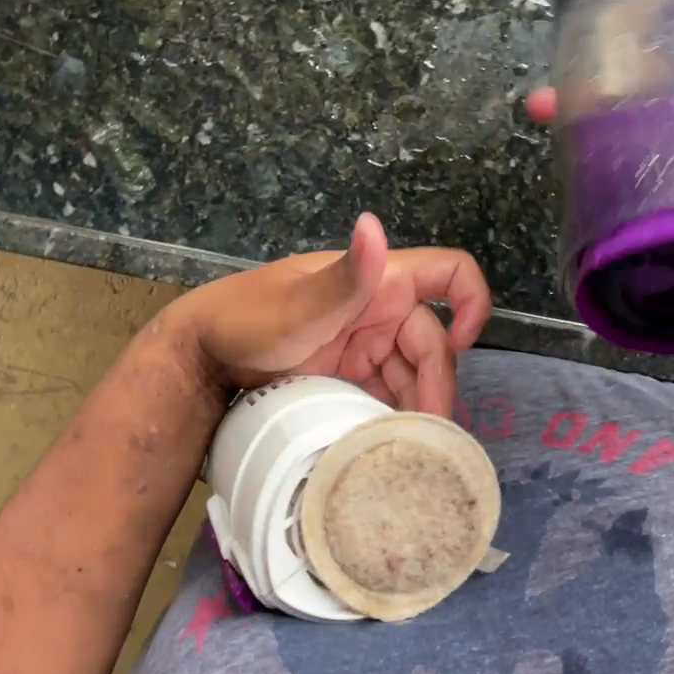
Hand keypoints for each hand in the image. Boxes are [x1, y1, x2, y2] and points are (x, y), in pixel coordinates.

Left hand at [161, 214, 491, 416]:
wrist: (202, 357)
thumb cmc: (248, 318)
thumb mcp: (298, 304)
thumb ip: (343, 275)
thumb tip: (374, 223)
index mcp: (378, 282)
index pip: (448, 273)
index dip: (471, 302)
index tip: (461, 345)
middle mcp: (380, 310)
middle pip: (434, 342)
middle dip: (437, 384)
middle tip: (427, 436)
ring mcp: (366, 346)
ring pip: (414, 375)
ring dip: (417, 409)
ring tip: (412, 450)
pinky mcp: (351, 377)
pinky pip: (388, 395)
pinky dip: (394, 417)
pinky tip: (391, 445)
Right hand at [526, 0, 673, 206]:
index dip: (632, 15)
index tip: (583, 9)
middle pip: (641, 79)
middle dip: (588, 78)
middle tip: (545, 94)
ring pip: (635, 124)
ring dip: (585, 121)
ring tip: (547, 119)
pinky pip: (646, 169)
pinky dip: (607, 165)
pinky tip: (575, 167)